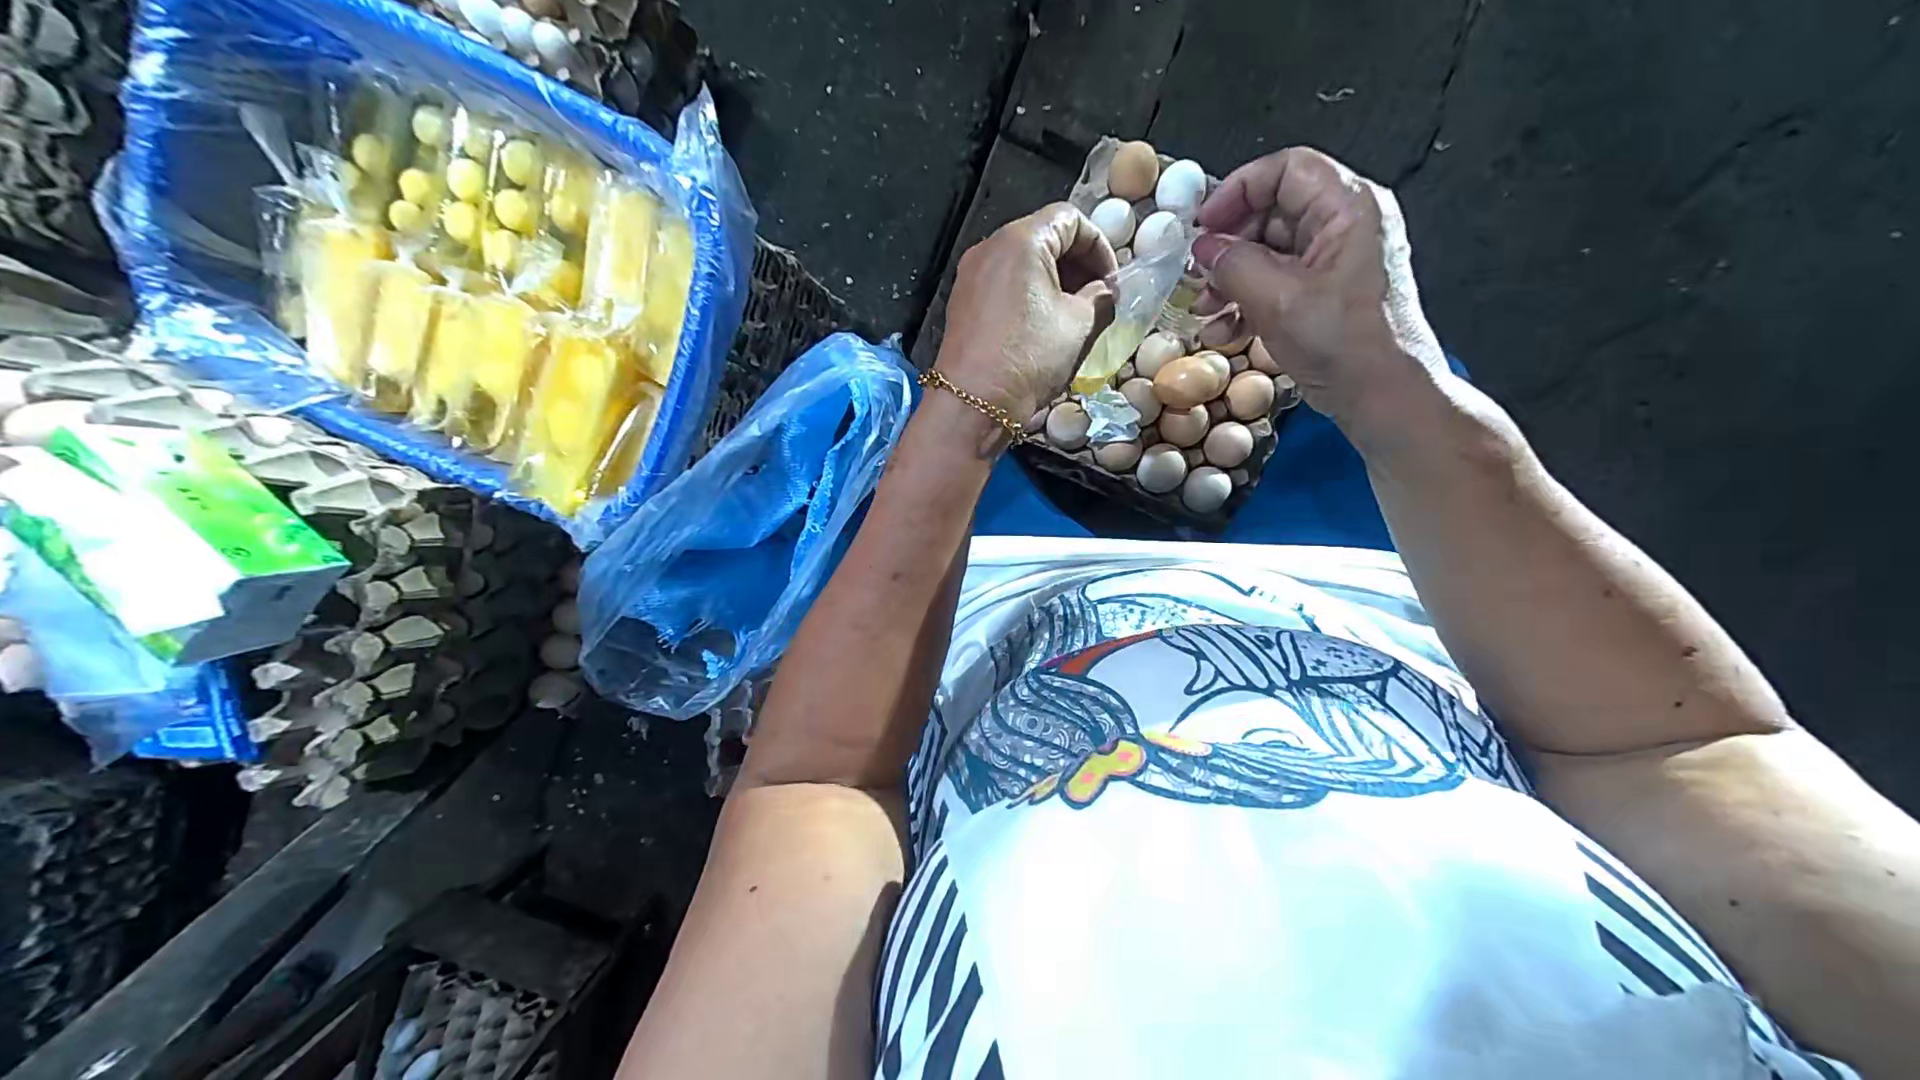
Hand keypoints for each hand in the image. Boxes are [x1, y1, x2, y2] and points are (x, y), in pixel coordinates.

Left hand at [936, 203, 1116, 424]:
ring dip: (1056, 283)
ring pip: (1024, 264)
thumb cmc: (1029, 358)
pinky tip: (1043, 330)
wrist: (971, 404)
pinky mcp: (963, 303)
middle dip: (1078, 265)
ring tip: (1074, 319)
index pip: (1071, 219)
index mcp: (1019, 240)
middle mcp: (989, 248)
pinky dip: (1030, 297)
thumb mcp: (1080, 325)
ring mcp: (971, 276)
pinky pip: (1005, 287)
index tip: (1111, 283)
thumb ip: (1102, 297)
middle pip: (1044, 238)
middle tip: (1097, 301)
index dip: (1100, 247)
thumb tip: (1105, 293)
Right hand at [1192, 148, 1446, 428]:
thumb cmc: (1344, 343)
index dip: (1237, 190)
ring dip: (1228, 280)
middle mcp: (1342, 226)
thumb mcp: (1278, 299)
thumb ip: (1233, 264)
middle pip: (1270, 212)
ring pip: (1266, 252)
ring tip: (1204, 310)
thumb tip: (1203, 249)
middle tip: (1196, 274)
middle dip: (1227, 245)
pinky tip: (1223, 331)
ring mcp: (1330, 263)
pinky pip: (1273, 283)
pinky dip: (1244, 303)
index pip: (1286, 170)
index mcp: (1347, 208)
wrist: (1381, 396)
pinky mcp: (1319, 295)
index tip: (1202, 224)